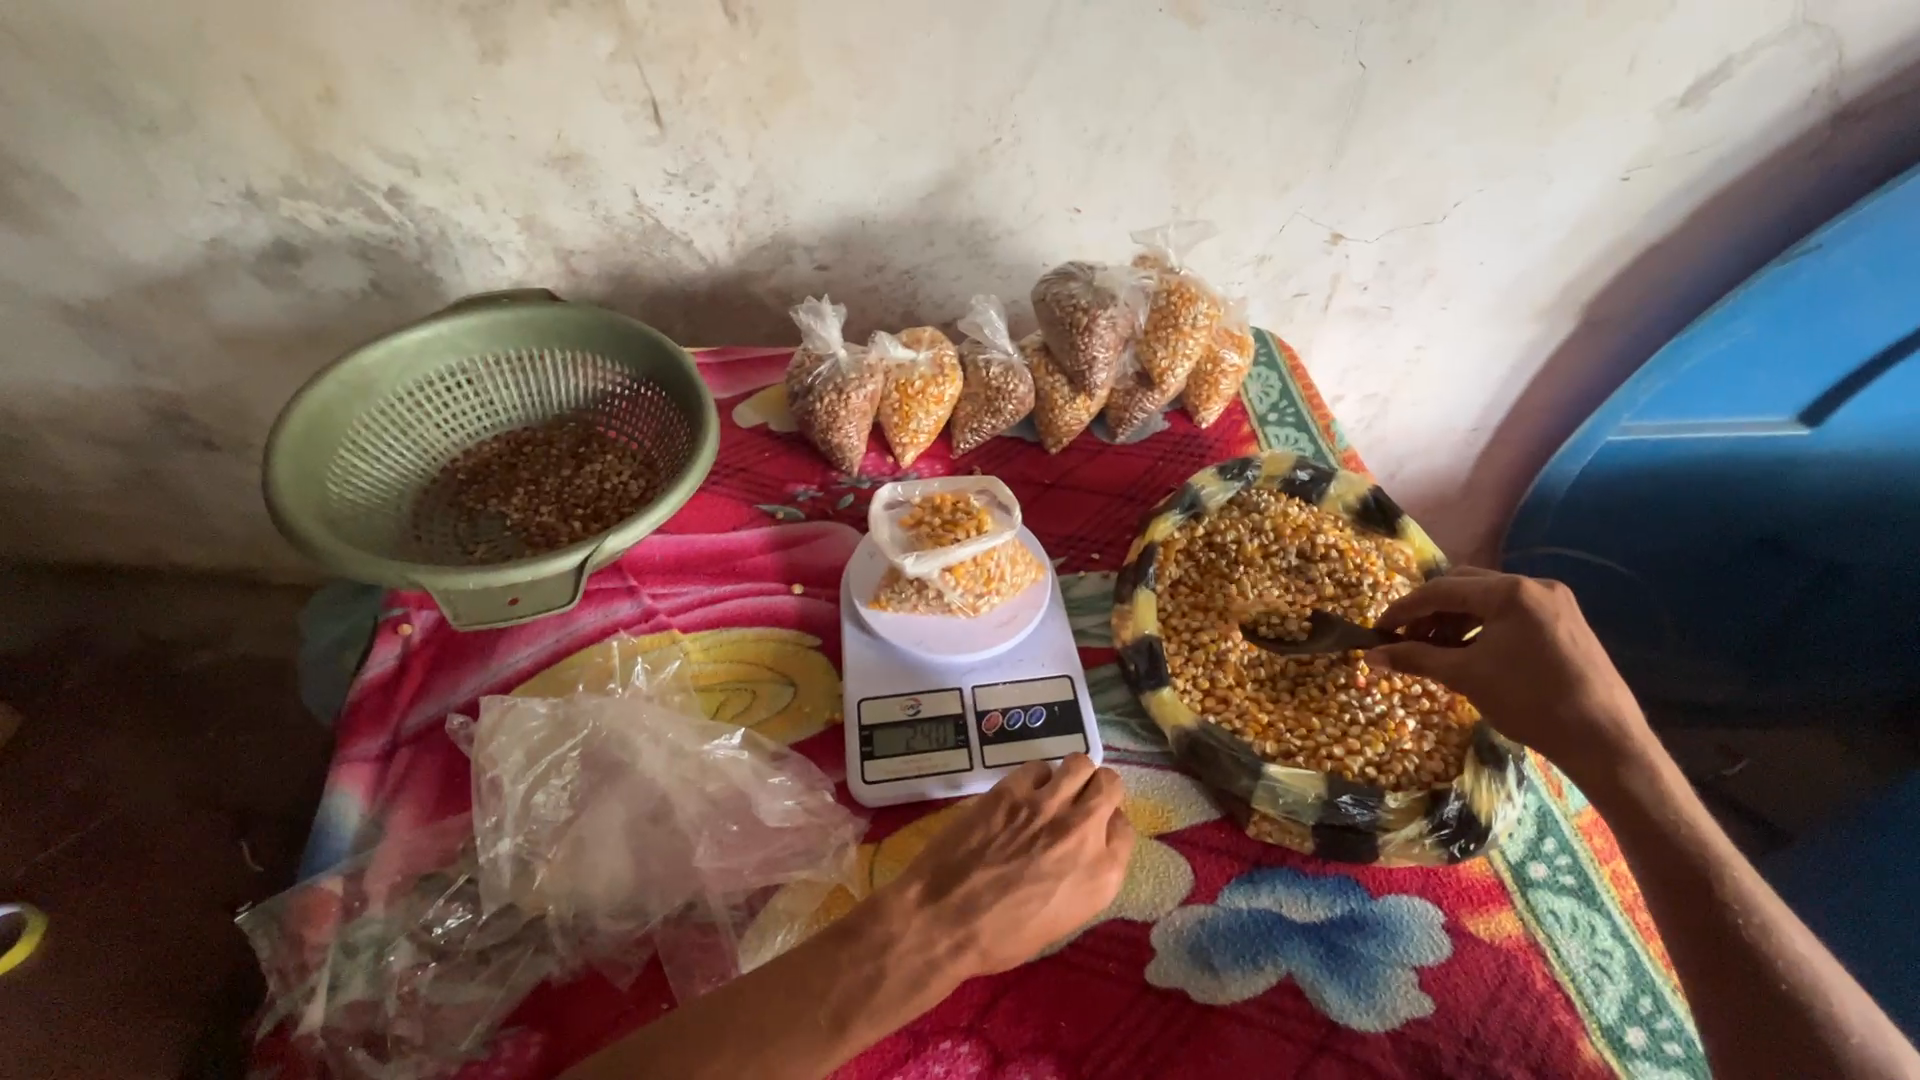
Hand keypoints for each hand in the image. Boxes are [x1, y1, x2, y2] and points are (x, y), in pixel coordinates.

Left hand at [880, 755, 1131, 977]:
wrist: (943, 920)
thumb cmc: (1000, 939)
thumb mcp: (1061, 922)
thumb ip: (1083, 879)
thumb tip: (1082, 853)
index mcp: (1102, 876)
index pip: (1125, 830)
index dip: (1109, 825)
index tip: (1094, 829)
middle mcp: (1083, 833)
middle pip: (1110, 785)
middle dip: (1097, 789)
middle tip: (1079, 800)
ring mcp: (1048, 806)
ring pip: (1079, 764)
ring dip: (1071, 774)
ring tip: (1054, 789)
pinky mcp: (1012, 790)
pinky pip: (1038, 767)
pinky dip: (1036, 777)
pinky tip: (1022, 793)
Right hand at [1367, 567, 1652, 775]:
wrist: (1604, 740)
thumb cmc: (1530, 702)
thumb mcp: (1464, 677)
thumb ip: (1415, 658)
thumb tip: (1370, 656)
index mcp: (1510, 593)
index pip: (1440, 589)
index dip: (1404, 609)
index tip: (1378, 630)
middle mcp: (1533, 585)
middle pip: (1463, 586)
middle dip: (1429, 611)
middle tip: (1406, 638)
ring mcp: (1554, 602)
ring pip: (1486, 599)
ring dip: (1454, 619)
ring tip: (1435, 650)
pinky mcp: (1564, 621)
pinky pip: (1510, 612)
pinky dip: (1481, 627)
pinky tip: (1469, 652)